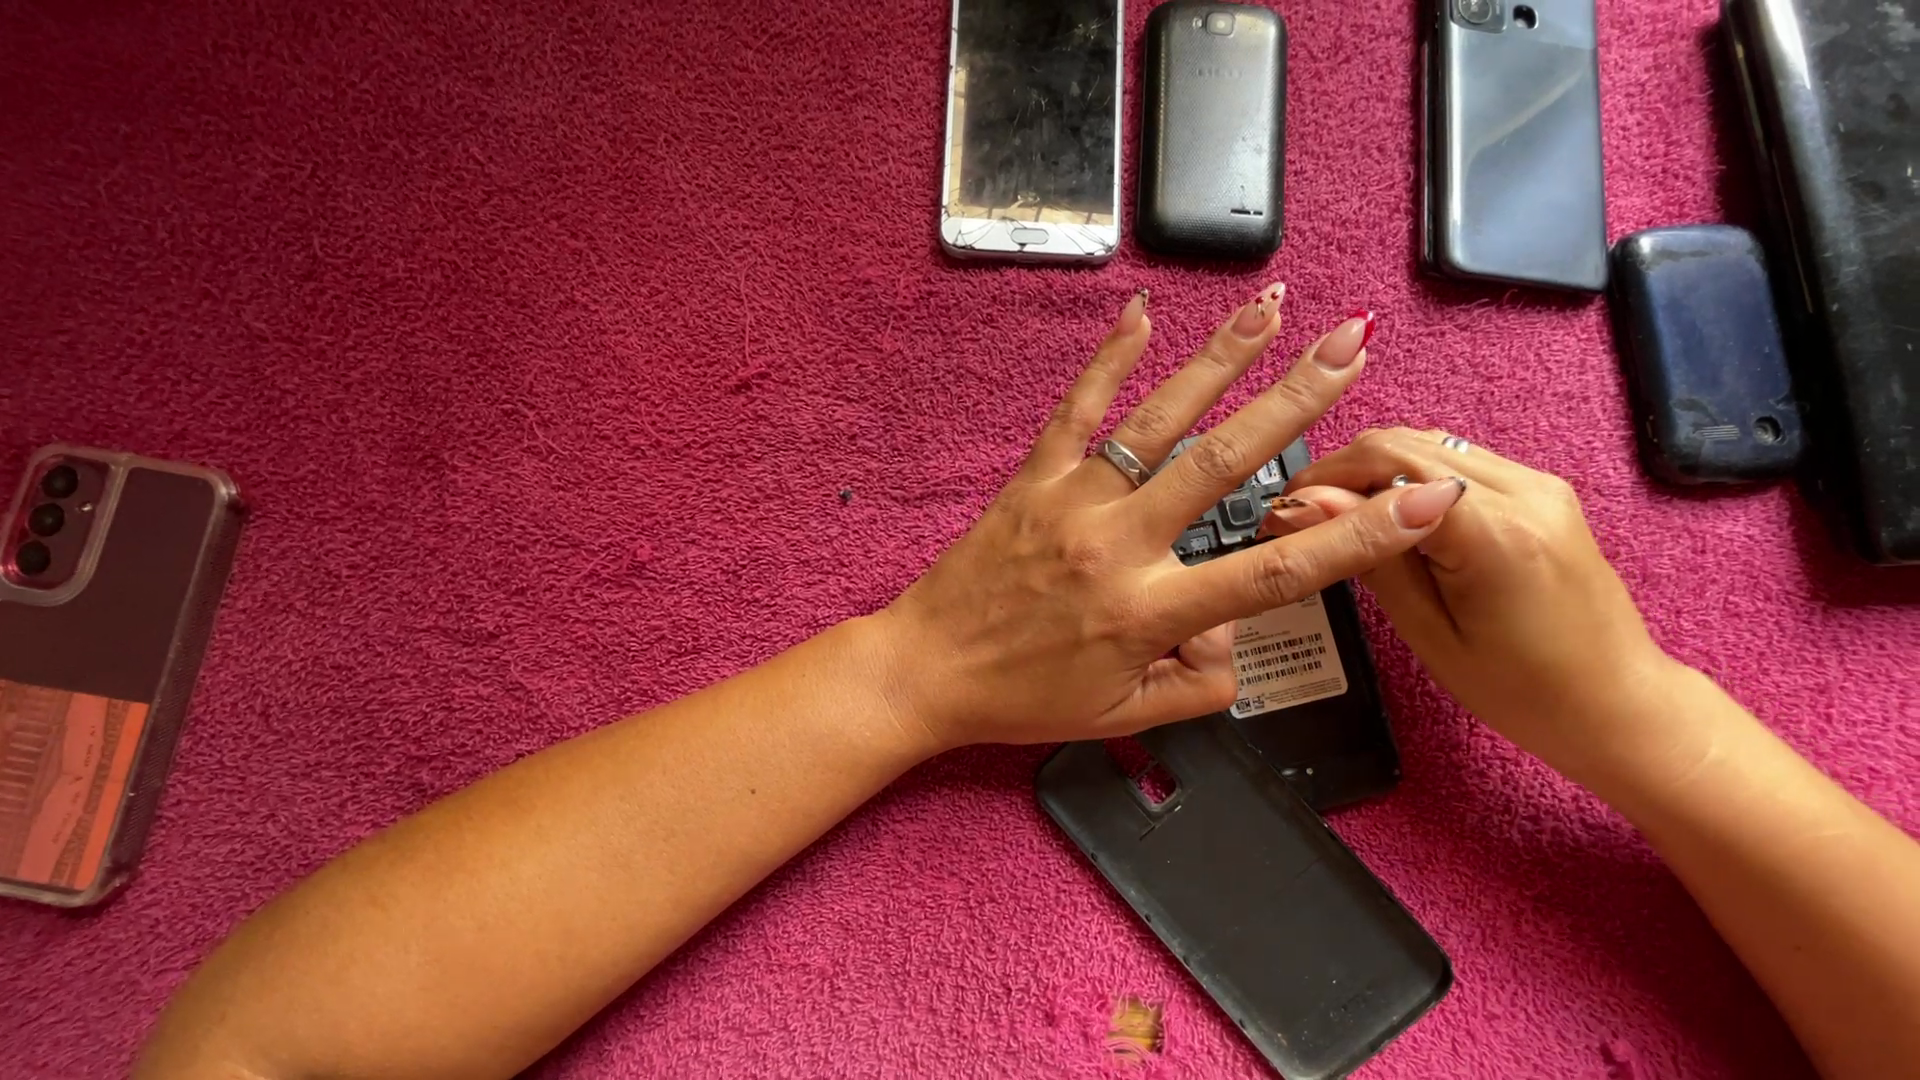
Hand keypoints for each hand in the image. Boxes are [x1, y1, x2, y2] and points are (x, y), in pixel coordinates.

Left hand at [877, 291, 1467, 751]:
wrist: (926, 670)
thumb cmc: (1022, 700)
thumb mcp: (1122, 716)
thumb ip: (1196, 682)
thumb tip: (1236, 631)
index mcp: (1148, 612)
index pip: (1276, 573)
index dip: (1360, 537)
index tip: (1425, 494)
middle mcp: (1118, 546)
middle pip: (1223, 465)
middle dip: (1298, 400)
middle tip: (1354, 346)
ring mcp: (1072, 503)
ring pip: (1157, 422)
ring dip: (1219, 361)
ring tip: (1273, 307)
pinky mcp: (1031, 482)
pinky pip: (1075, 412)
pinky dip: (1108, 361)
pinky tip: (1141, 313)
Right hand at [1281, 429, 1672, 769]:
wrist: (1619, 703)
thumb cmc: (1522, 690)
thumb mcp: (1427, 632)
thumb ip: (1368, 556)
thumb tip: (1303, 506)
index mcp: (1496, 534)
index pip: (1385, 466)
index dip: (1320, 481)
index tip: (1279, 515)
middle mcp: (1525, 490)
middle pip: (1402, 442)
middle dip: (1338, 471)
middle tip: (1298, 517)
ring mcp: (1539, 483)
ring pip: (1425, 442)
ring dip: (1370, 470)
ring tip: (1336, 517)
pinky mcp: (1540, 490)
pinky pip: (1454, 460)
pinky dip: (1405, 476)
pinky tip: (1384, 515)